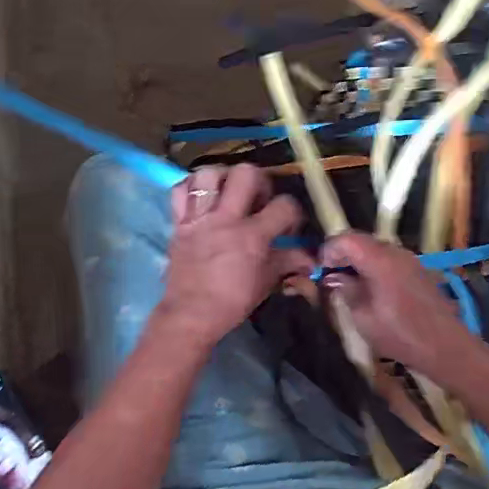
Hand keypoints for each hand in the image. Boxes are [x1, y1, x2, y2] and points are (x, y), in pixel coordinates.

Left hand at [155, 165, 313, 344]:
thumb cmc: (231, 302)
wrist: (191, 315)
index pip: (285, 205)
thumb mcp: (266, 282)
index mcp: (253, 236)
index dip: (292, 213)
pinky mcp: (178, 224)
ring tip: (228, 193)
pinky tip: (201, 199)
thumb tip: (310, 258)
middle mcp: (226, 220)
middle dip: (259, 181)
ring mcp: (199, 219)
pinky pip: (179, 191)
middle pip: (246, 173)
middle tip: (257, 199)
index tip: (287, 227)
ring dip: (223, 178)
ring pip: (209, 175)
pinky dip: (190, 188)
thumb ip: (287, 262)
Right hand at [319, 234, 474, 370]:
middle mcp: (396, 253)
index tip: (320, 272)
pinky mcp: (418, 271)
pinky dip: (373, 268)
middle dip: (341, 255)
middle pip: (361, 240)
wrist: (446, 347)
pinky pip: (388, 260)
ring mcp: (410, 260)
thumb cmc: (400, 334)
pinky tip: (370, 291)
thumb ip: (346, 290)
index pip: (346, 239)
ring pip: (375, 249)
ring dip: (357, 262)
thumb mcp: (362, 317)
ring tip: (348, 286)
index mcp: (380, 261)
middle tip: (330, 278)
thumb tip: (333, 277)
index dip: (328, 251)